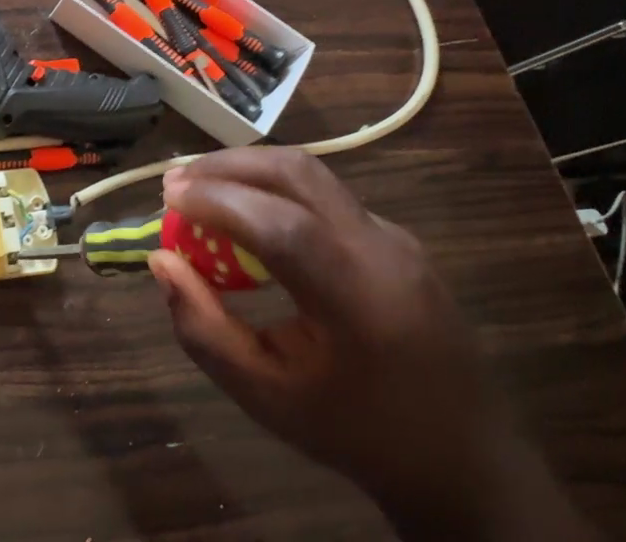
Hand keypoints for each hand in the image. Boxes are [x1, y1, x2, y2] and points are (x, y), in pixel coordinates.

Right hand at [150, 149, 544, 529]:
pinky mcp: (398, 240)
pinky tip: (247, 220)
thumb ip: (204, 329)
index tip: (166, 199)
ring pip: (313, 177)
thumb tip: (162, 261)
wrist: (464, 459)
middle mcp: (384, 253)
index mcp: (359, 300)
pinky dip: (274, 193)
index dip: (217, 201)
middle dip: (227, 166)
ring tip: (201, 192)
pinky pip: (326, 198)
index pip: (282, 225)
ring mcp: (397, 241)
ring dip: (250, 172)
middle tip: (175, 184)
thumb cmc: (355, 432)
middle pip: (299, 174)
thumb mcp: (265, 395)